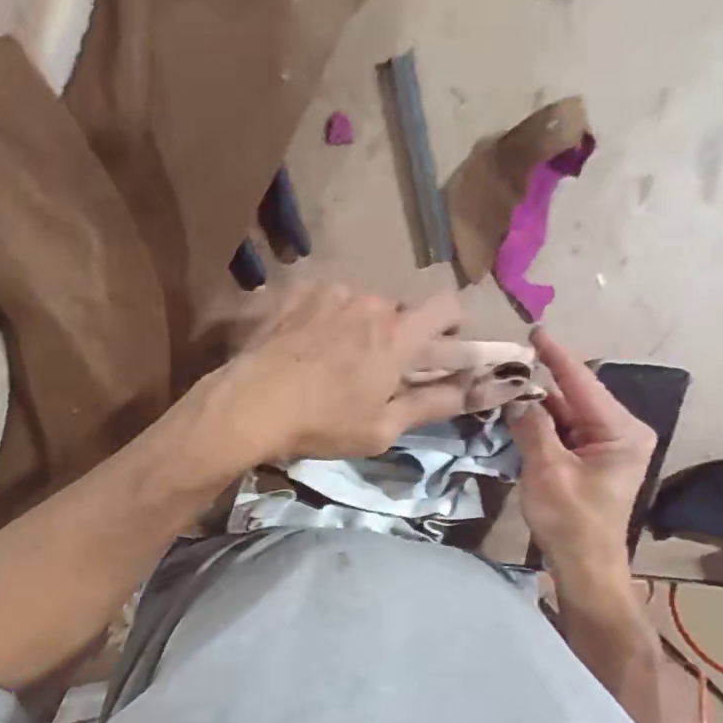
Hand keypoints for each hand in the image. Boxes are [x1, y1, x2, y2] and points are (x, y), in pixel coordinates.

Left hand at [197, 282, 473, 462]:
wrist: (250, 405)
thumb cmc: (321, 424)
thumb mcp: (381, 429)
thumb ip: (431, 404)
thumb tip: (472, 392)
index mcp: (398, 334)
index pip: (449, 306)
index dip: (451, 327)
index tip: (437, 352)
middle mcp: (369, 301)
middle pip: (400, 308)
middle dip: (399, 333)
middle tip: (378, 368)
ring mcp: (329, 293)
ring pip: (361, 303)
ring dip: (358, 325)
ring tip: (333, 359)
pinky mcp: (296, 294)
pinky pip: (325, 300)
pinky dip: (324, 318)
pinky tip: (305, 346)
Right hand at [506, 328, 656, 578]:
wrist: (584, 565)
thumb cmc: (571, 519)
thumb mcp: (547, 469)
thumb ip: (532, 427)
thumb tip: (515, 399)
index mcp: (621, 430)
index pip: (582, 383)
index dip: (557, 357)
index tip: (536, 330)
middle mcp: (620, 432)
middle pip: (574, 398)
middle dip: (540, 384)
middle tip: (506, 366)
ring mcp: (605, 448)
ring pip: (565, 416)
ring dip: (536, 407)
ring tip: (503, 389)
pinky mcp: (590, 462)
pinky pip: (562, 434)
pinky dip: (539, 427)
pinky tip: (514, 418)